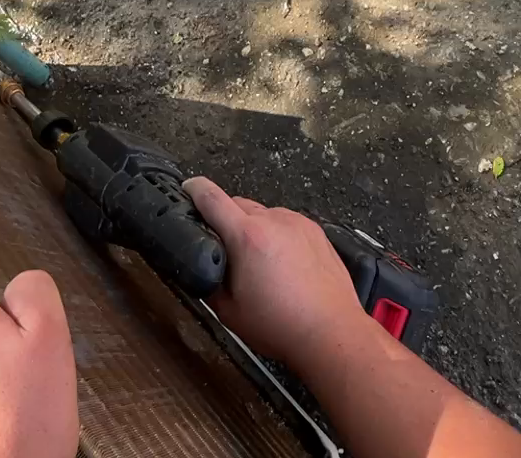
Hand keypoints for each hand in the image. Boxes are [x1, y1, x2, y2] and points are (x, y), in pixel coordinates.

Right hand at [183, 176, 370, 367]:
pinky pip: (287, 223)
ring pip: (264, 214)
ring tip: (261, 265)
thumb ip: (210, 282)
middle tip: (229, 252)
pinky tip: (284, 265)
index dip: (195, 189)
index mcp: (247, 237)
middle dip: (228, 222)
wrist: (332, 332)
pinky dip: (279, 236)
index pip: (213, 198)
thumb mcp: (230, 312)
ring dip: (255, 229)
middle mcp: (273, 221)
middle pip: (238, 205)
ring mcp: (297, 223)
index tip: (189, 187)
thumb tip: (203, 268)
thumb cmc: (283, 326)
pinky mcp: (315, 231)